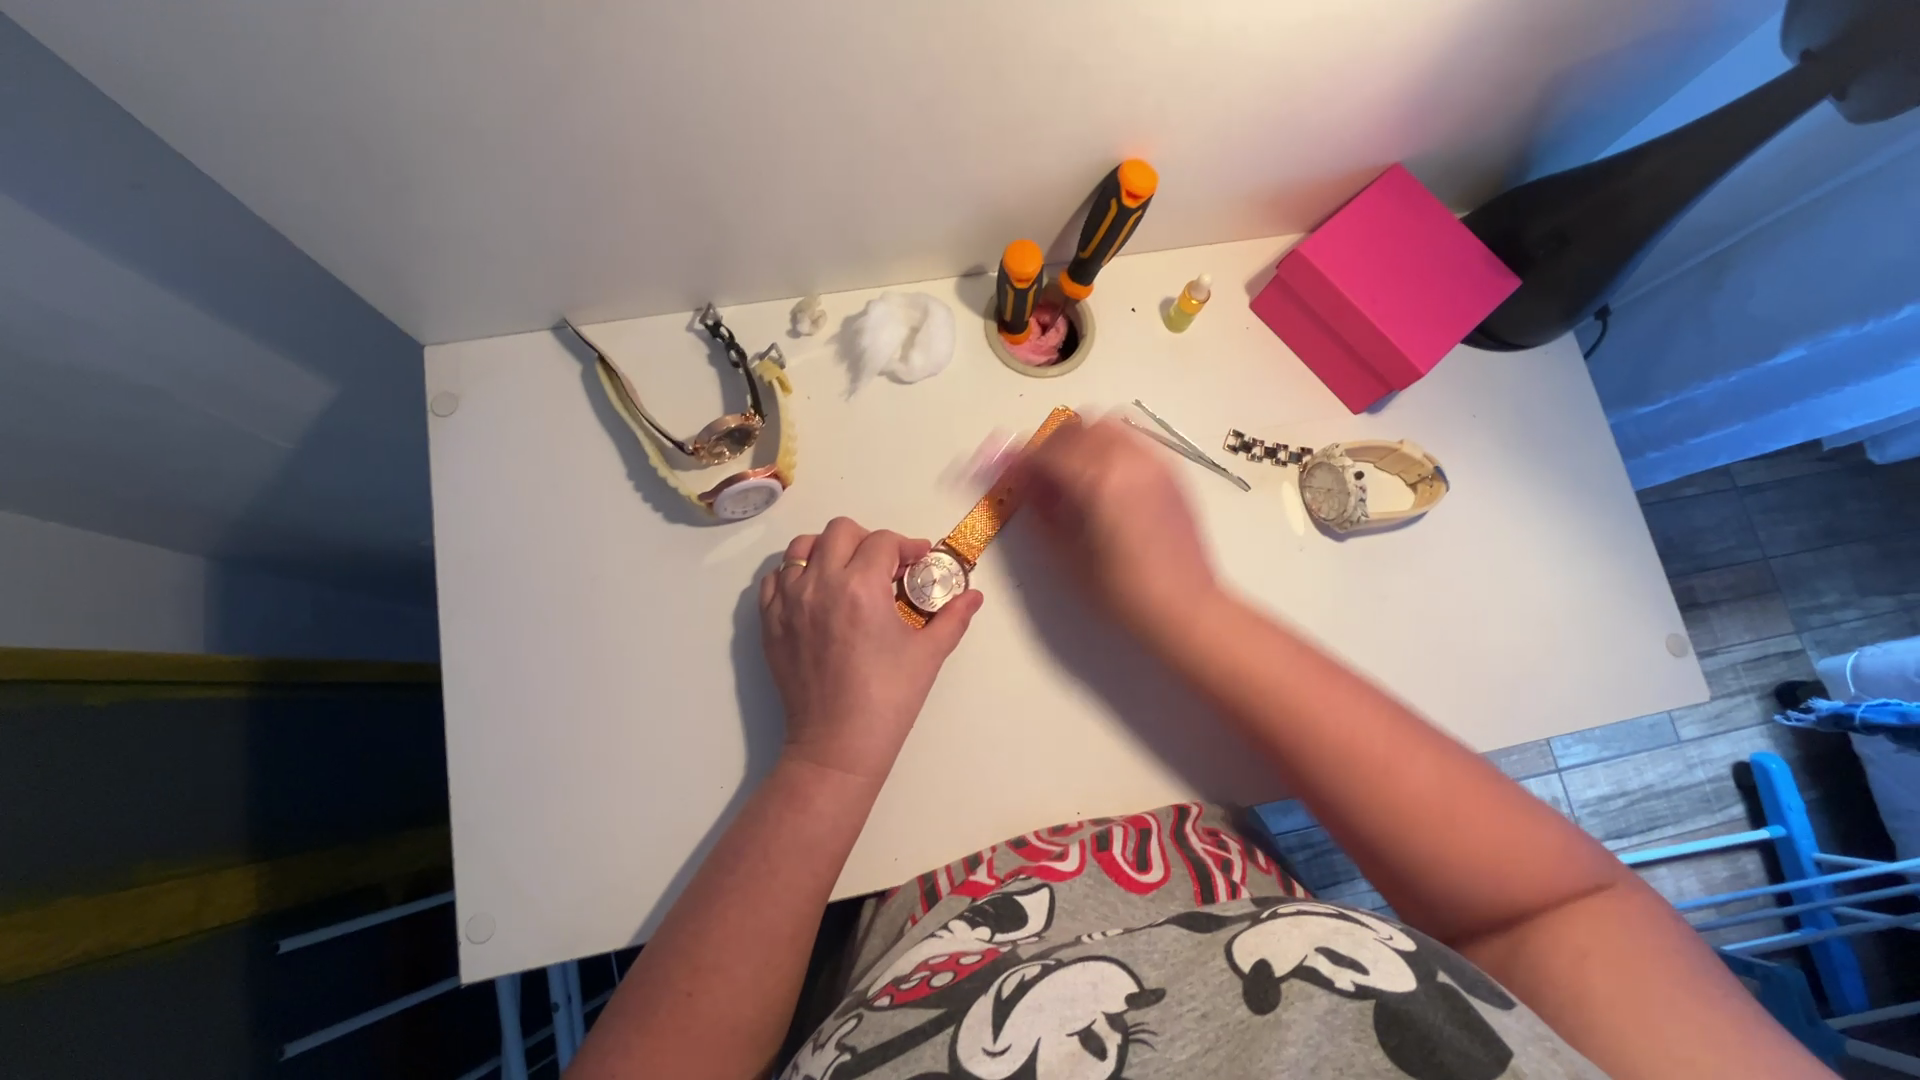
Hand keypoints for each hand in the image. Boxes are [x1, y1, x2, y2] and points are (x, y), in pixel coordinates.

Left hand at [759, 517, 983, 783]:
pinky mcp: (770, 622)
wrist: (837, 745)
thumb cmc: (888, 700)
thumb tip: (974, 595)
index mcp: (861, 587)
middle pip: (839, 531)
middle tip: (885, 566)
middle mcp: (820, 584)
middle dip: (867, 540)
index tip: (919, 561)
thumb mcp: (928, 655)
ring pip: (801, 548)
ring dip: (828, 550)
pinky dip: (795, 576)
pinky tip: (816, 594)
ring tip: (846, 573)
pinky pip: (775, 579)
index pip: (883, 541)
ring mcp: (789, 602)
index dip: (907, 546)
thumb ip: (952, 617)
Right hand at [1013, 417, 1221, 639]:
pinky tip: (1101, 482)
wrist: (1185, 607)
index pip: (1044, 451)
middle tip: (1033, 479)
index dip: (1014, 458)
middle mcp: (1128, 459)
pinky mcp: (1170, 470)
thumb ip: (1038, 510)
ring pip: (1103, 426)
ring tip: (1069, 478)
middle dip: (1046, 448)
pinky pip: (1130, 439)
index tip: (995, 466)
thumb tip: (1019, 482)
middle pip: (1073, 429)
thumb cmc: (1122, 592)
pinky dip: (1106, 448)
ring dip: (1078, 442)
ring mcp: (1154, 461)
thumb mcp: (1066, 556)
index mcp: (1098, 480)